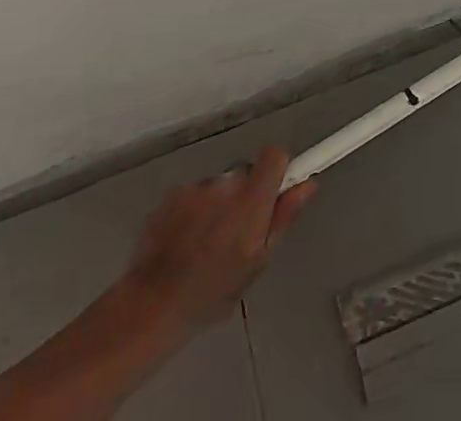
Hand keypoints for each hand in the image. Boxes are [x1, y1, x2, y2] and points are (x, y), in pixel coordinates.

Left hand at [120, 146, 316, 330]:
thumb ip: (284, 216)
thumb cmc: (214, 290)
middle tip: (238, 230)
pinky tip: (184, 240)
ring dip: (218, 203)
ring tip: (206, 241)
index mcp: (251, 199)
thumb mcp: (259, 260)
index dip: (277, 169)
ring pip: (218, 186)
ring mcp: (193, 188)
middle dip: (246, 194)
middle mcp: (224, 185)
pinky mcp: (169, 196)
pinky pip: (193, 194)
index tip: (274, 192)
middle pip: (245, 172)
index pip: (274, 155)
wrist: (152, 305)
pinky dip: (193, 210)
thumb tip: (308, 184)